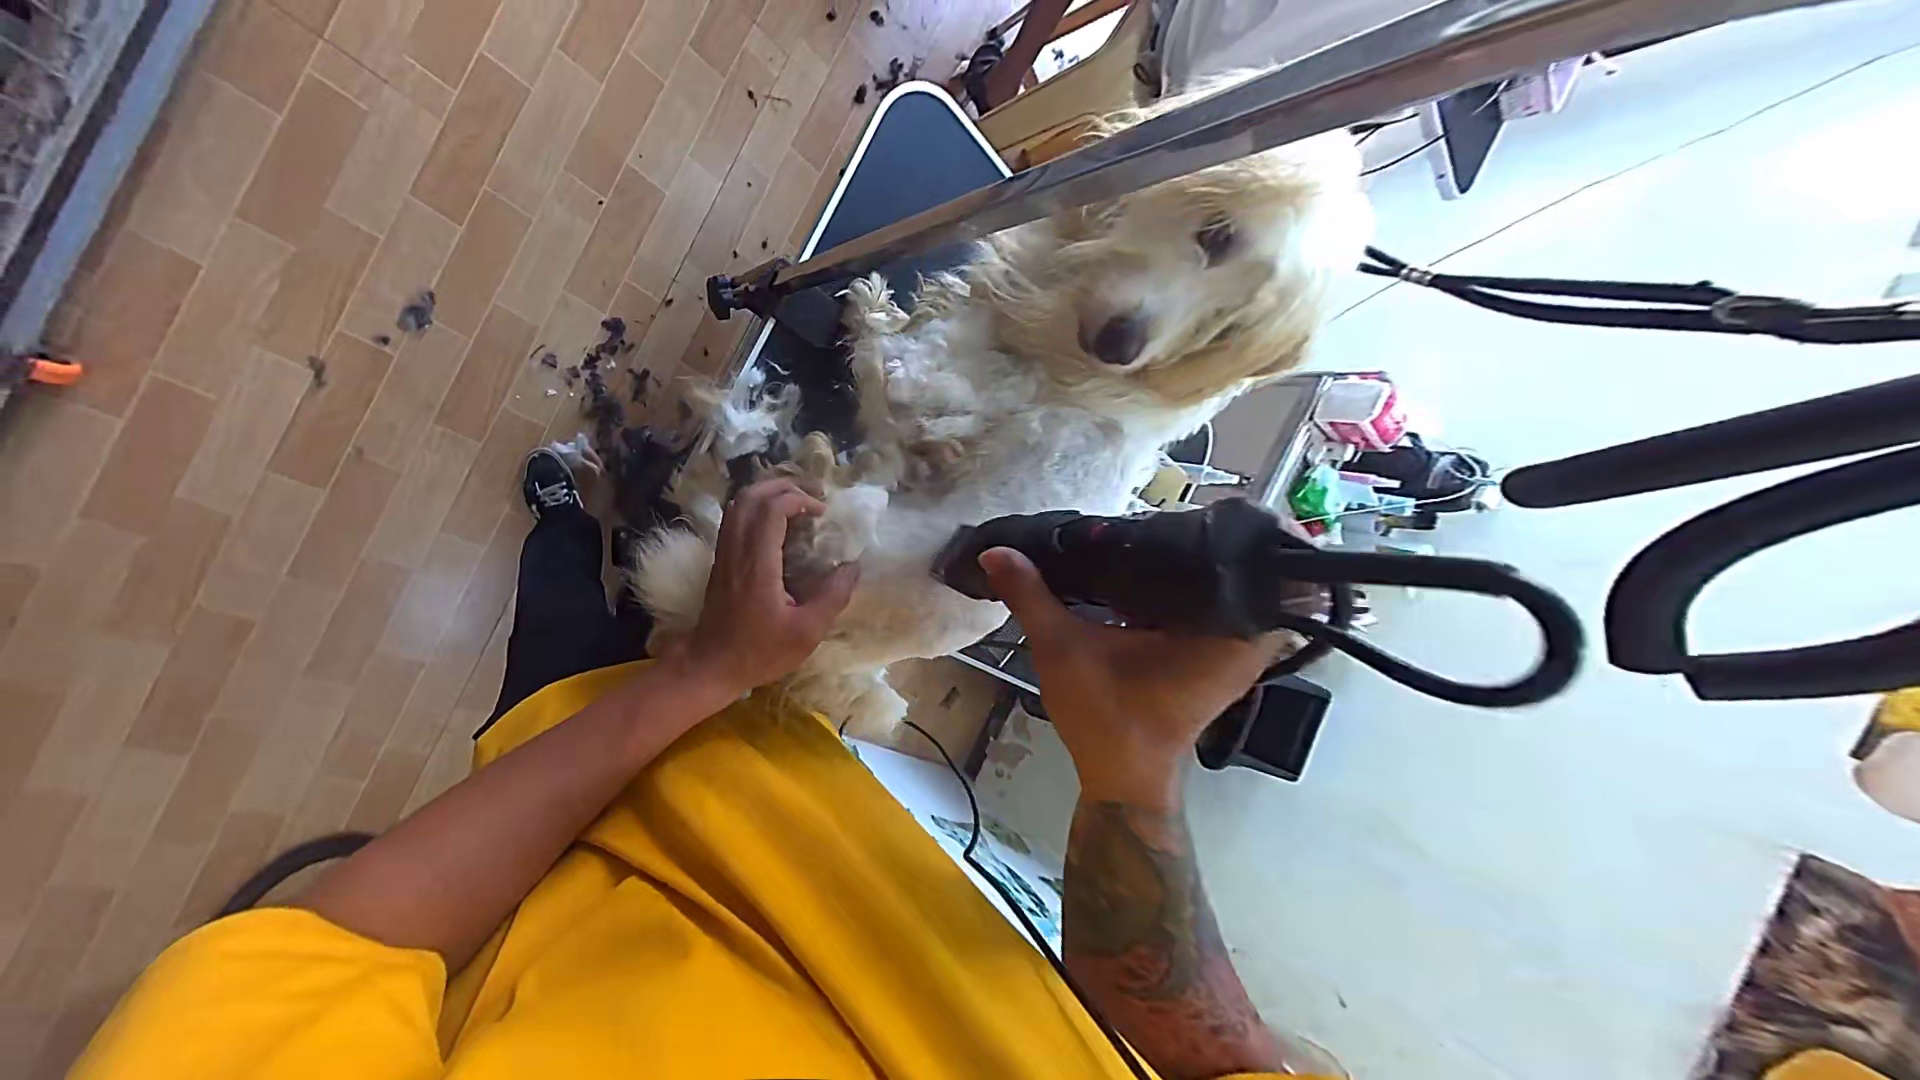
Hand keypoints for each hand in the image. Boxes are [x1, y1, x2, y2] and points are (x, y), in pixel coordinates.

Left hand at [676, 479, 858, 698]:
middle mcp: (736, 550)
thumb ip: (833, 597)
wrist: (710, 666)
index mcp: (758, 563)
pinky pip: (734, 518)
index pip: (772, 509)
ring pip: (739, 504)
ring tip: (796, 503)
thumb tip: (852, 567)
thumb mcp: (807, 632)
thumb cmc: (759, 652)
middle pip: (752, 496)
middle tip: (813, 497)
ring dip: (768, 494)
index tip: (822, 513)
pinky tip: (776, 524)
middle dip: (784, 487)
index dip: (800, 499)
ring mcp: (724, 553)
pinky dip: (757, 509)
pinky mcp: (720, 561)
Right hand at [979, 548, 1280, 805]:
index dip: (1209, 525)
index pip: (1236, 557)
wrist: (1121, 775)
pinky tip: (1145, 575)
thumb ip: (1031, 597)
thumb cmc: (1105, 717)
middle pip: (1228, 567)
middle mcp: (1241, 639)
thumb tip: (996, 552)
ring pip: (1218, 588)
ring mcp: (1233, 651)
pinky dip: (1181, 593)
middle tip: (1149, 519)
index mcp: (1222, 633)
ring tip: (1145, 538)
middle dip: (1193, 540)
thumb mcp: (1063, 650)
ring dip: (1187, 567)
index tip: (1170, 508)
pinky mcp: (1214, 659)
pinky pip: (1206, 609)